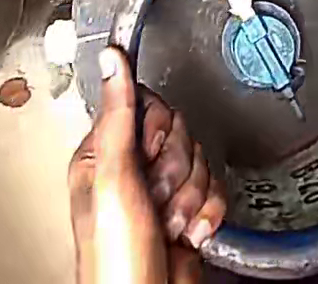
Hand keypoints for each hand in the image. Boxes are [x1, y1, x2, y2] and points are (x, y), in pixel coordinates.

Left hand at [68, 46, 226, 283]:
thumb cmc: (116, 259)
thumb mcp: (113, 178)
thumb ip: (117, 115)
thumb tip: (111, 58)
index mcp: (104, 151)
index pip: (141, 101)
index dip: (155, 126)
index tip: (150, 151)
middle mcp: (131, 164)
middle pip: (175, 130)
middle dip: (174, 169)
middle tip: (157, 196)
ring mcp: (160, 189)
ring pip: (197, 158)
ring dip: (190, 195)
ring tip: (169, 221)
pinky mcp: (187, 210)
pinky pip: (213, 188)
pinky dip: (207, 212)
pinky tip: (190, 231)